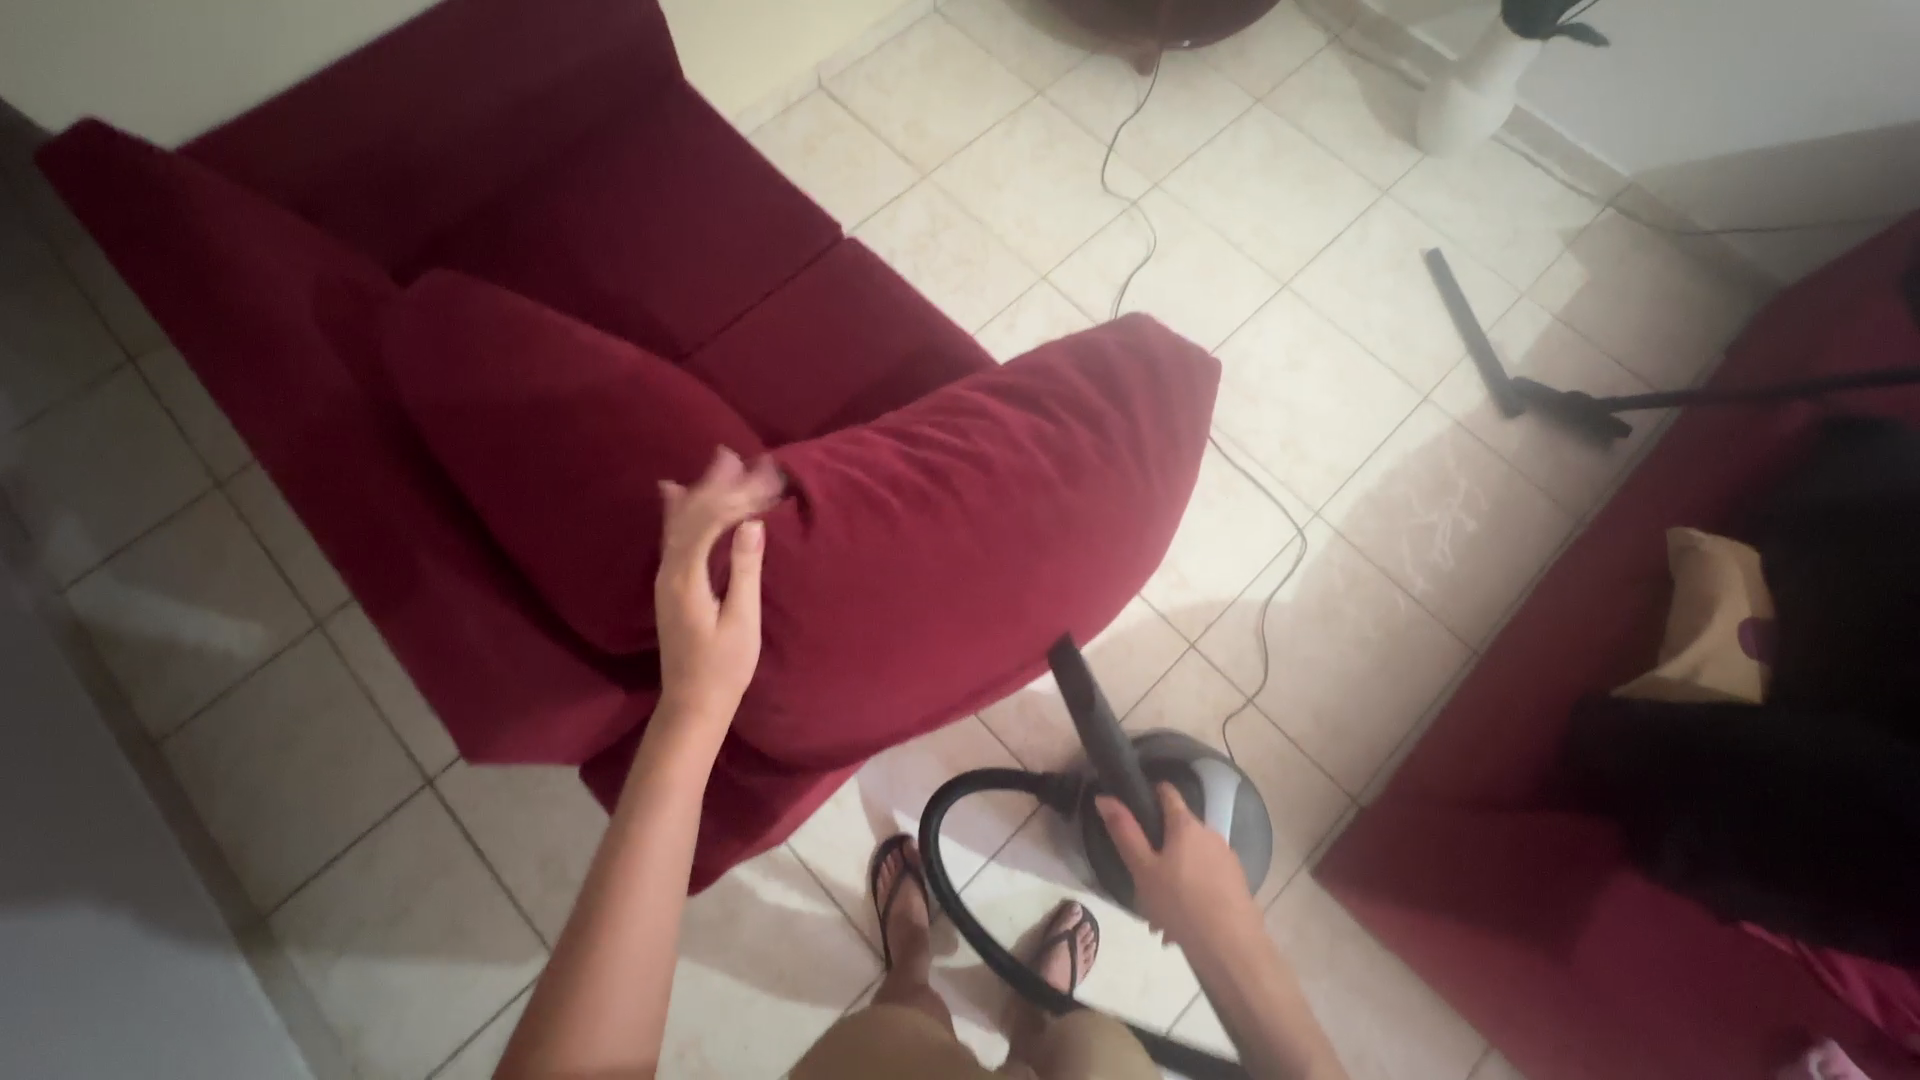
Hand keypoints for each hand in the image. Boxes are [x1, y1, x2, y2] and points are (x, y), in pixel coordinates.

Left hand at [654, 448, 782, 727]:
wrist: (692, 702)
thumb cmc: (724, 667)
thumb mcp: (742, 621)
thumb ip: (744, 571)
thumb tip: (752, 525)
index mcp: (687, 578)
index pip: (711, 522)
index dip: (738, 497)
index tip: (765, 479)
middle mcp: (669, 571)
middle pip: (693, 514)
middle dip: (720, 484)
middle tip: (743, 455)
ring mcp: (666, 577)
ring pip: (681, 521)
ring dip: (702, 489)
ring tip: (719, 460)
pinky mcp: (671, 584)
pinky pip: (673, 536)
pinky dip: (678, 510)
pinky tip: (673, 491)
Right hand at [1095, 783, 1263, 953]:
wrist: (1231, 948)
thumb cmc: (1180, 903)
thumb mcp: (1142, 869)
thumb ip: (1124, 831)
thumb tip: (1105, 797)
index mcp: (1186, 825)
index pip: (1167, 792)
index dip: (1149, 793)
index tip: (1134, 807)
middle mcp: (1210, 834)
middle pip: (1178, 831)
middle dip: (1158, 851)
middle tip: (1142, 881)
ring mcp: (1227, 858)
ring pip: (1191, 860)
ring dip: (1174, 878)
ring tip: (1160, 916)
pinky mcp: (1237, 883)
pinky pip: (1206, 880)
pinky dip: (1192, 893)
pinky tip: (1181, 925)